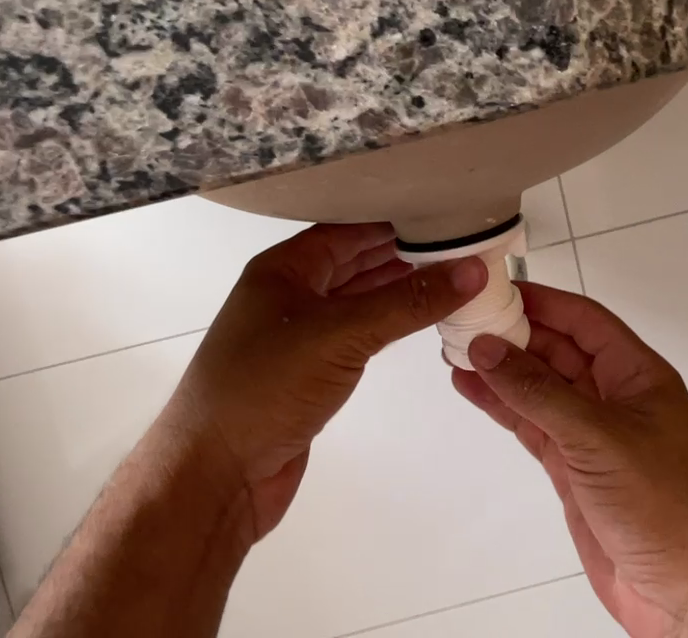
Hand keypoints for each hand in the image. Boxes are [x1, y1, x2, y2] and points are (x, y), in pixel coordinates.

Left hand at [160, 222, 487, 543]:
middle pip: (353, 261)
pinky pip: (356, 334)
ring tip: (451, 274)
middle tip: (458, 242)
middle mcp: (288, 293)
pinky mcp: (309, 372)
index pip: (346, 230)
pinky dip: (386, 324)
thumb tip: (473, 270)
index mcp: (283, 268)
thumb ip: (407, 303)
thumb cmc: (265, 387)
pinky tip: (417, 318)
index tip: (443, 213)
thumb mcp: (339, 335)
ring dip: (397, 289)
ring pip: (356, 299)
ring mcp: (297, 334)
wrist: (213, 475)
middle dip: (401, 252)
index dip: (392, 220)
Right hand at [453, 283, 687, 637]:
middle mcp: (614, 398)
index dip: (542, 300)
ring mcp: (592, 434)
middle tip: (467, 321)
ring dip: (501, 369)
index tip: (499, 289)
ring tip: (457, 350)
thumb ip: (538, 392)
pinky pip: (532, 424)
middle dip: (514, 334)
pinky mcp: (574, 469)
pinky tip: (474, 389)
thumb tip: (489, 350)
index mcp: (636, 375)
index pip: (583, 319)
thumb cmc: (671, 508)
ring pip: (539, 387)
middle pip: (557, 349)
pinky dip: (502, 406)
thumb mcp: (598, 437)